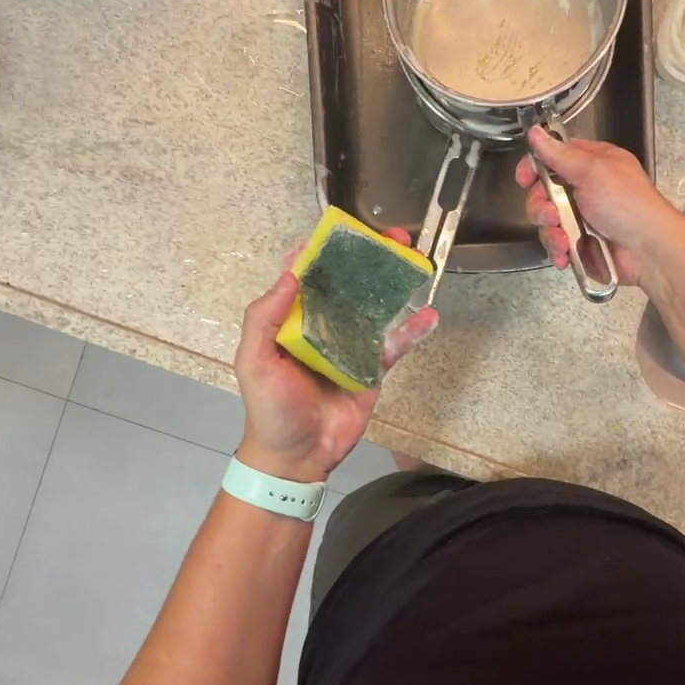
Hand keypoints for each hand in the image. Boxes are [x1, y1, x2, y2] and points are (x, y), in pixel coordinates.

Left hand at [233, 229, 438, 483]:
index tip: (341, 229)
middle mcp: (322, 326)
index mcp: (291, 320)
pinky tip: (429, 314)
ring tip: (414, 260)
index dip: (320, 250)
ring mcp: (349, 346)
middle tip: (392, 236)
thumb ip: (265, 317)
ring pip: (374, 307)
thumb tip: (291, 274)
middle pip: (346, 284)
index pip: (304, 275)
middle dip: (367, 259)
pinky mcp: (372, 368)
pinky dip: (412, 330)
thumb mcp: (255, 360)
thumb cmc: (270, 408)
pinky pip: (394, 344)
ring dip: (393, 284)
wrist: (298, 454)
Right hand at [514, 127, 684, 291]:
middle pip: (544, 193)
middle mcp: (585, 189)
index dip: (535, 167)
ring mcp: (582, 218)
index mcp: (591, 164)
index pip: (553, 158)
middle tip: (552, 215)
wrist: (647, 250)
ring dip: (550, 232)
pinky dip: (558, 251)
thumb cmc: (628, 204)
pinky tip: (565, 255)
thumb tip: (535, 132)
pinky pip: (556, 245)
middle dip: (541, 207)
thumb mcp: (593, 171)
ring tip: (564, 239)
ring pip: (547, 222)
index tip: (525, 178)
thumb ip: (560, 154)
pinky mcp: (580, 244)